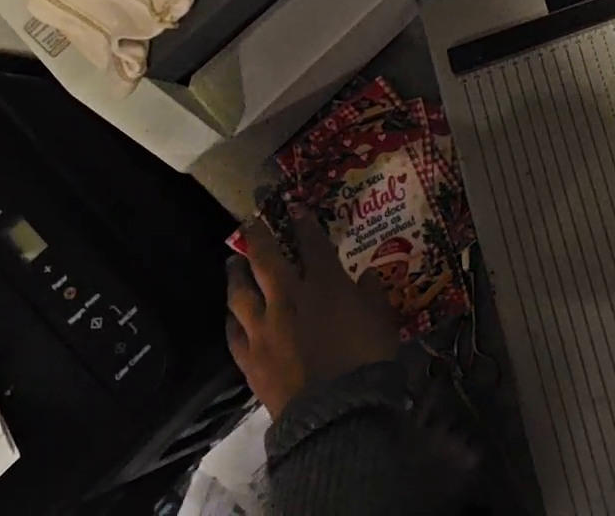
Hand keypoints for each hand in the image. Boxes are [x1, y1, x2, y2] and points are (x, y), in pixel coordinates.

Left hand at [226, 208, 399, 419]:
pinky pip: (233, 331)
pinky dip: (233, 318)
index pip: (312, 244)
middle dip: (259, 237)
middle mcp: (288, 298)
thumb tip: (367, 276)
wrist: (335, 407)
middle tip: (251, 223)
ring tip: (232, 263)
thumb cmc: (367, 355)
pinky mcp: (248, 356)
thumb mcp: (381, 318)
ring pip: (241, 293)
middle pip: (267, 260)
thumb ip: (372, 294)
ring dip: (236, 274)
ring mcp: (263, 327)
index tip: (295, 208)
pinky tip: (232, 315)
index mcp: (325, 284)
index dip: (304, 224)